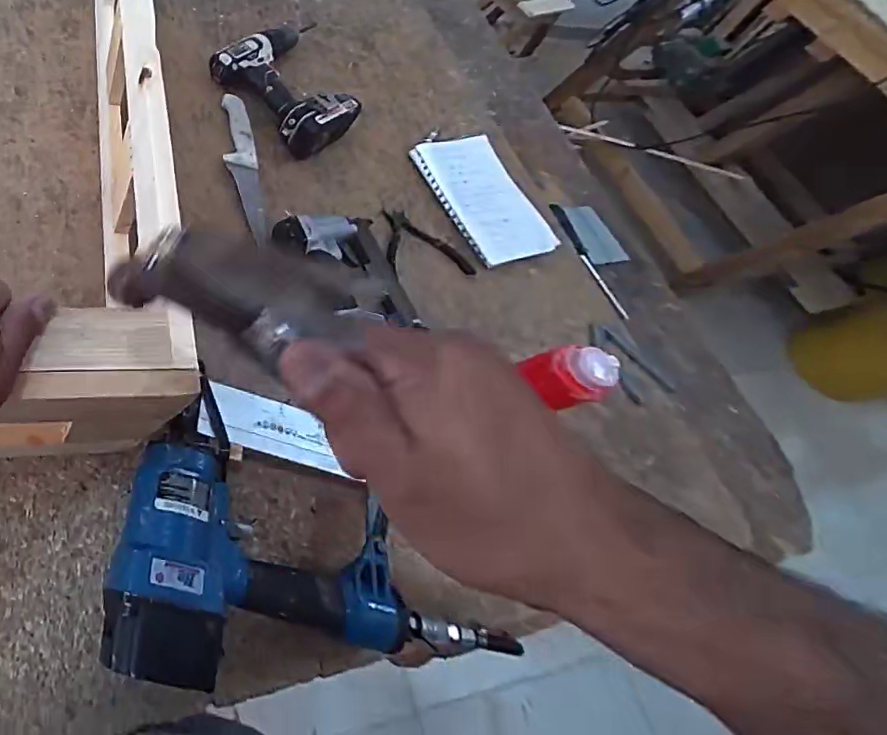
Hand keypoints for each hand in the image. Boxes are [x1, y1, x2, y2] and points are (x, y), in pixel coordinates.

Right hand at [280, 327, 615, 608]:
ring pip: (406, 375)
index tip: (349, 442)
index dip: (333, 390)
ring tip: (417, 474)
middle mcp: (454, 344)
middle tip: (386, 470)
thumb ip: (344, 407)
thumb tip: (295, 350)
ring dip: (394, 417)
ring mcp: (482, 362)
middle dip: (365, 407)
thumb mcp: (397, 472)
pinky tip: (446, 466)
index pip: (345, 342)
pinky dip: (427, 419)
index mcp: (424, 358)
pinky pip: (440, 386)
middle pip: (376, 358)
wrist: (591, 544)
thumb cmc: (483, 517)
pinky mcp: (501, 384)